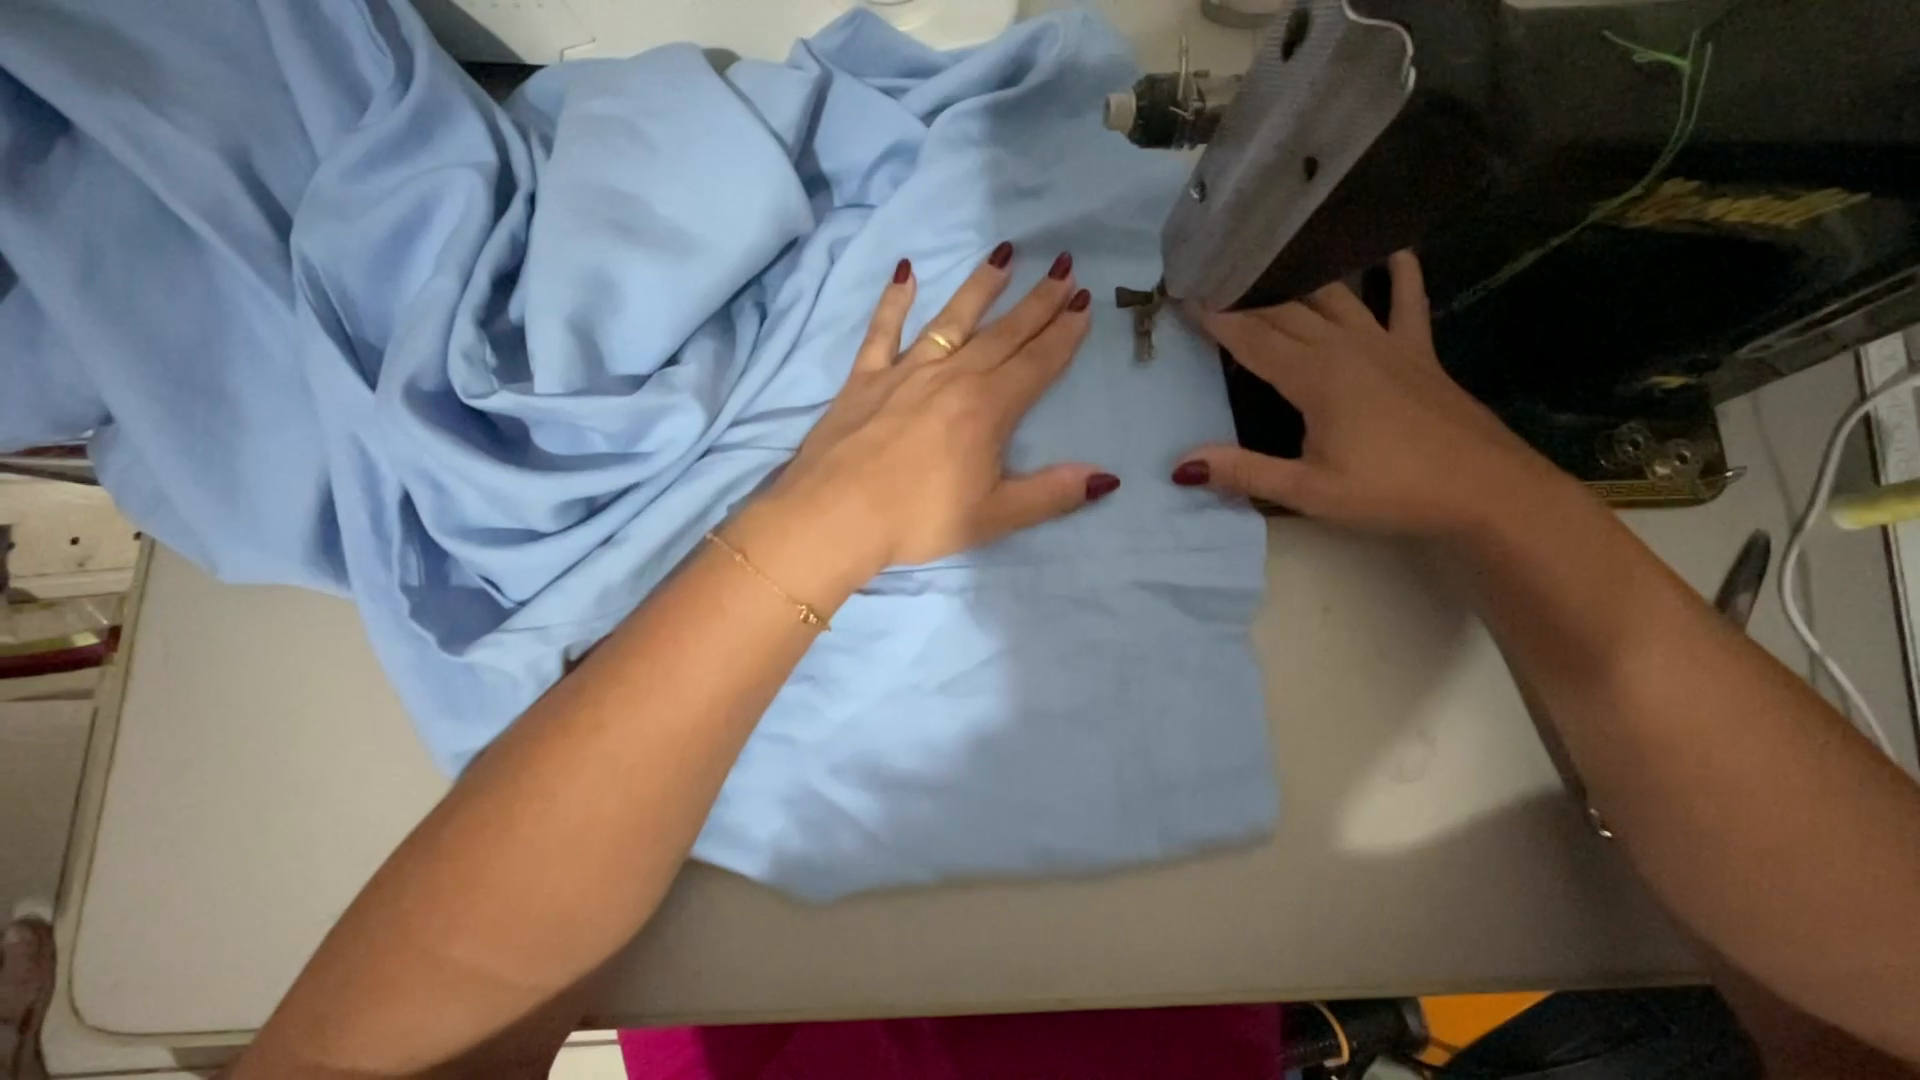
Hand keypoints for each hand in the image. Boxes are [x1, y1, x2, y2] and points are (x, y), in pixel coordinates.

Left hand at [742, 246, 1114, 588]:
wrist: (834, 515)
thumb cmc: (918, 520)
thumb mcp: (995, 516)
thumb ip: (1052, 494)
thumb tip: (1106, 478)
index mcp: (988, 408)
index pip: (1038, 363)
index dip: (1065, 333)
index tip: (1085, 301)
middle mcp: (952, 376)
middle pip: (1004, 333)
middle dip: (1038, 301)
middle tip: (1063, 267)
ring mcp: (906, 371)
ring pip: (952, 319)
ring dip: (981, 286)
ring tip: (1004, 254)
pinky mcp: (865, 377)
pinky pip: (883, 330)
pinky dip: (895, 301)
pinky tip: (905, 272)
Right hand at [1173, 251, 1560, 539]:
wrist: (1487, 490)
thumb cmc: (1393, 492)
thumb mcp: (1310, 492)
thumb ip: (1245, 473)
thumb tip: (1182, 465)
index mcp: (1315, 377)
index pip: (1251, 338)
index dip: (1215, 318)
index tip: (1183, 296)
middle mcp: (1346, 346)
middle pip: (1285, 311)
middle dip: (1245, 295)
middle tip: (1212, 278)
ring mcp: (1387, 343)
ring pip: (1334, 297)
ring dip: (1300, 279)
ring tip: (1271, 260)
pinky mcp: (1419, 352)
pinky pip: (1407, 301)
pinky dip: (1398, 273)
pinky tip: (1392, 251)